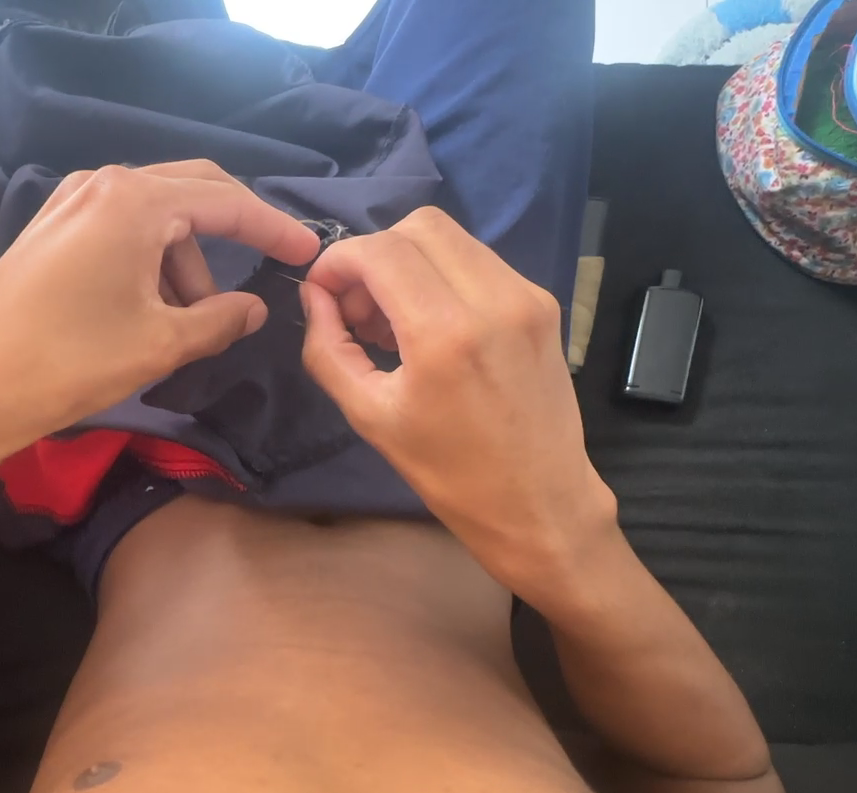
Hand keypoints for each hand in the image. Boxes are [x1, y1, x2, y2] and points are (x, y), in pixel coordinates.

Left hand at [0, 160, 320, 478]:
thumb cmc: (73, 365)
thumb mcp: (160, 344)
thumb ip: (220, 319)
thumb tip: (255, 308)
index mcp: (134, 201)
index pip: (224, 200)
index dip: (272, 226)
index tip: (306, 251)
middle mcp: (100, 185)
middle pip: (189, 196)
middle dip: (229, 240)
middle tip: (251, 288)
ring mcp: (68, 204)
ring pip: (152, 221)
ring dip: (182, 267)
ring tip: (182, 328)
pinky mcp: (48, 232)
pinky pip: (118, 234)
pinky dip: (146, 267)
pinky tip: (143, 313)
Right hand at [300, 207, 618, 611]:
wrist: (537, 502)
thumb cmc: (447, 472)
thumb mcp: (370, 417)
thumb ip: (330, 350)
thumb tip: (315, 298)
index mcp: (445, 334)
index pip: (381, 252)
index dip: (339, 261)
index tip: (322, 292)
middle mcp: (492, 298)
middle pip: (417, 226)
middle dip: (372, 256)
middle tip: (358, 309)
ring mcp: (525, 295)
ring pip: (450, 237)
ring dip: (406, 263)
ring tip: (390, 320)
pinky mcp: (541, 303)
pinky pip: (477, 261)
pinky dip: (440, 276)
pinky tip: (427, 325)